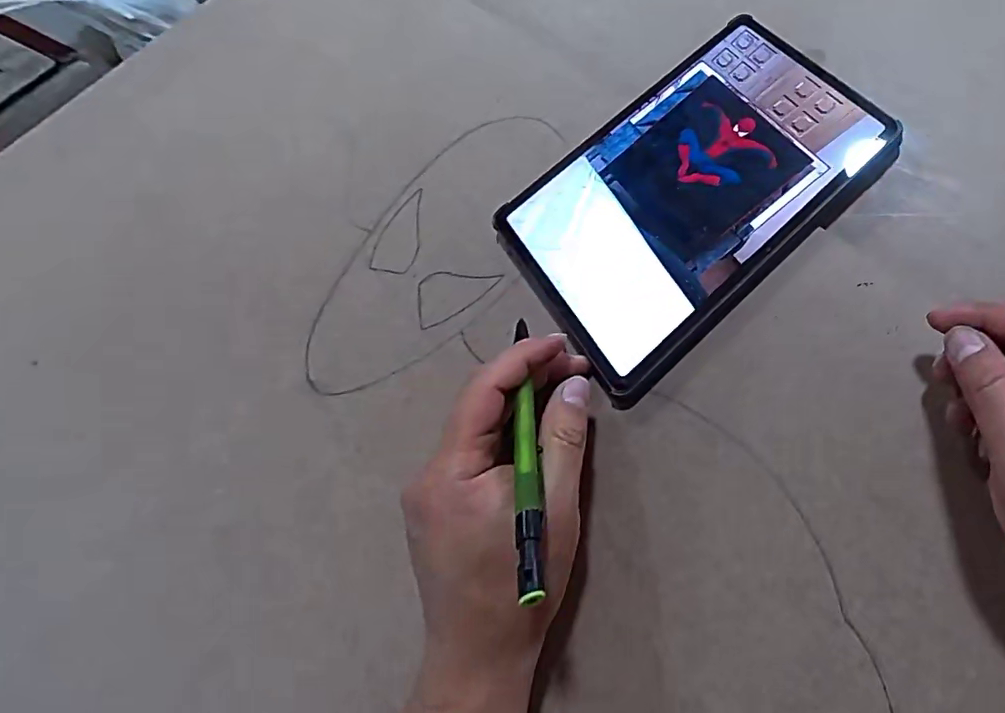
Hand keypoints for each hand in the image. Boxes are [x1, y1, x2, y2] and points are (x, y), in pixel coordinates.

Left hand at [402, 335, 592, 712]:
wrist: (480, 659)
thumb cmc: (521, 585)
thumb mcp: (556, 507)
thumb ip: (564, 438)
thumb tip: (574, 384)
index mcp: (449, 471)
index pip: (483, 392)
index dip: (521, 359)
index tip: (559, 344)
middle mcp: (430, 473)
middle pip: (480, 405)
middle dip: (527, 379)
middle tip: (573, 366)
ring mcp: (432, 489)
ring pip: (480, 426)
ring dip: (521, 405)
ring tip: (563, 388)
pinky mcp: (442, 502)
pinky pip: (477, 449)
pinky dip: (510, 432)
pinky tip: (538, 427)